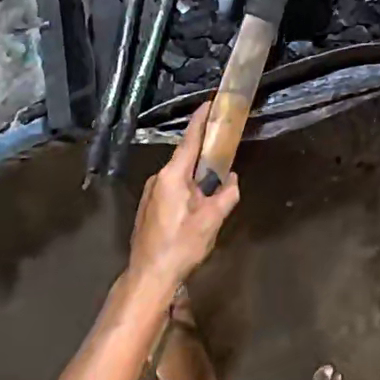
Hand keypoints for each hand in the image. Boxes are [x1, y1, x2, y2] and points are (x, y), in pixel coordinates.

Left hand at [127, 105, 238, 289]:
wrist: (149, 277)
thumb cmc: (181, 245)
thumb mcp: (213, 219)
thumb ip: (227, 194)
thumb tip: (231, 179)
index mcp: (173, 176)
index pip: (189, 140)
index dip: (200, 120)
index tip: (210, 102)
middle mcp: (158, 179)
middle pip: (185, 158)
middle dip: (204, 153)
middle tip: (223, 149)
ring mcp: (150, 194)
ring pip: (179, 176)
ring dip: (196, 176)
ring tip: (214, 186)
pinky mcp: (148, 208)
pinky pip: (172, 188)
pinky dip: (187, 188)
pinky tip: (197, 205)